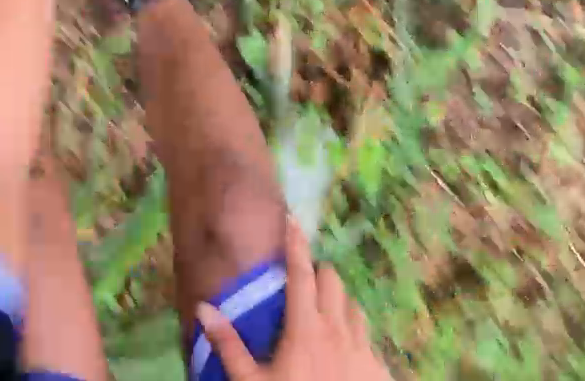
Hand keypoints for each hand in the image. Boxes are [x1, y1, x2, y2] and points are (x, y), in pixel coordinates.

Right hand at [196, 220, 392, 380]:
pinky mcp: (381, 374)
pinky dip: (357, 336)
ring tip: (324, 316)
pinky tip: (346, 353)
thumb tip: (203, 306)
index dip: (296, 243)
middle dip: (318, 274)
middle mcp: (338, 331)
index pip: (301, 273)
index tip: (292, 219)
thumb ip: (229, 345)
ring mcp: (364, 352)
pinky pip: (371, 341)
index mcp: (306, 328)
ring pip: (355, 307)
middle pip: (333, 281)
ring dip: (339, 303)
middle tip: (302, 284)